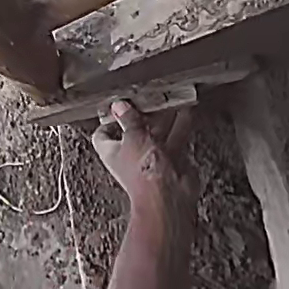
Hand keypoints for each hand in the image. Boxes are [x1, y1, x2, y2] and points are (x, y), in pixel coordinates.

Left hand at [92, 100, 194, 217]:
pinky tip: (186, 109)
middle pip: (133, 129)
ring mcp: (152, 157)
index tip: (116, 105)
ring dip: (163, 116)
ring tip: (168, 96)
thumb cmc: (143, 172)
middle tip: (147, 94)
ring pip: (157, 131)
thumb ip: (128, 119)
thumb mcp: (133, 136)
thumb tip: (119, 106)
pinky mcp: (172, 159)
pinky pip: (176, 136)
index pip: (102, 135)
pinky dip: (181, 123)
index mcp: (112, 152)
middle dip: (141, 113)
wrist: (169, 194)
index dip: (107, 120)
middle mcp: (131, 155)